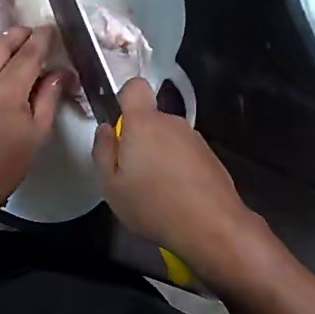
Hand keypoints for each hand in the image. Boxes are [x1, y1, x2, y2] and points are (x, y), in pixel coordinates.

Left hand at [0, 26, 68, 197]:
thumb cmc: (8, 161)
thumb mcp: (38, 132)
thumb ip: (49, 96)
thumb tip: (60, 72)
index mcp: (7, 89)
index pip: (29, 52)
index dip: (43, 38)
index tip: (53, 31)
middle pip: (1, 42)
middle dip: (20, 35)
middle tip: (35, 38)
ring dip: (1, 42)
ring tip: (17, 47)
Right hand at [91, 79, 273, 283]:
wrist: (211, 226)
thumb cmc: (152, 205)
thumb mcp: (111, 186)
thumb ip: (103, 152)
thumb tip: (106, 130)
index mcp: (144, 123)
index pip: (135, 87)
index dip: (124, 99)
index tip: (120, 127)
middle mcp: (173, 123)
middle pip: (151, 120)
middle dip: (140, 140)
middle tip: (132, 174)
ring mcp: (196, 140)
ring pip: (169, 140)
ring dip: (160, 158)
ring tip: (156, 192)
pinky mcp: (211, 158)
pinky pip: (186, 156)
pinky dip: (179, 171)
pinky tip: (176, 198)